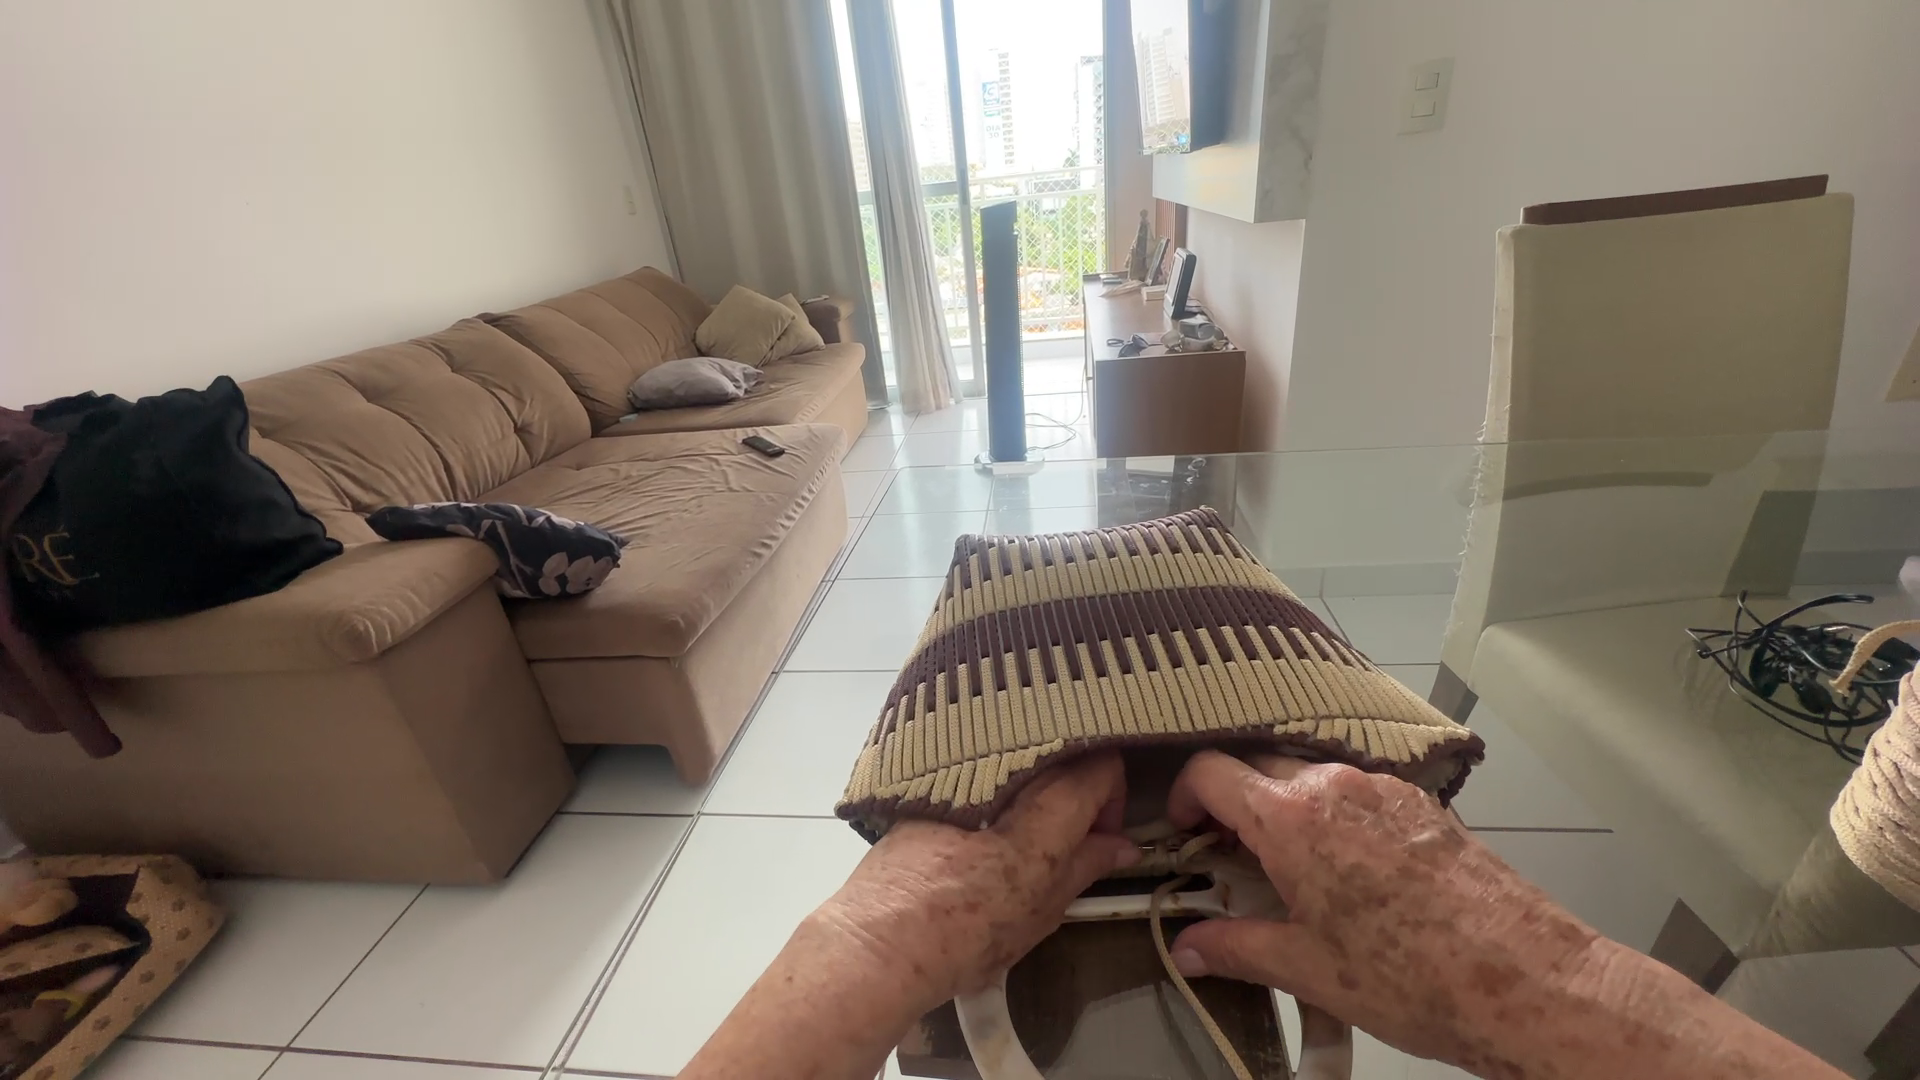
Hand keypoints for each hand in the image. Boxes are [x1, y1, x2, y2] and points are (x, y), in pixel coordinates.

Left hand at [809, 751, 1138, 1009]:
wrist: (878, 935)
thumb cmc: (960, 937)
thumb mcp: (1038, 916)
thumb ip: (1085, 869)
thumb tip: (1121, 846)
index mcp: (1040, 819)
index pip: (1098, 766)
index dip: (1110, 793)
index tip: (1098, 830)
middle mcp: (1005, 780)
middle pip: (1063, 750)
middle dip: (1076, 782)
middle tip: (1067, 828)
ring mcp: (966, 768)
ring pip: (1024, 747)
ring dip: (1039, 777)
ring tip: (1027, 824)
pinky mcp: (935, 772)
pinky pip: (985, 755)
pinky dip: (1001, 775)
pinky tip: (989, 818)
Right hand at [1164, 751, 1607, 1076]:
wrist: (1533, 983)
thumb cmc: (1408, 977)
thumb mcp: (1308, 969)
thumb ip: (1234, 949)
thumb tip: (1184, 952)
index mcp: (1290, 817)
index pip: (1209, 770)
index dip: (1184, 795)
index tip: (1187, 833)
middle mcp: (1329, 783)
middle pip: (1253, 765)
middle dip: (1230, 802)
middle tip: (1233, 853)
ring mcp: (1377, 786)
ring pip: (1303, 774)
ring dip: (1281, 807)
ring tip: (1294, 864)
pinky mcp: (1416, 799)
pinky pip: (1350, 787)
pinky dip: (1328, 812)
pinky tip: (1352, 865)